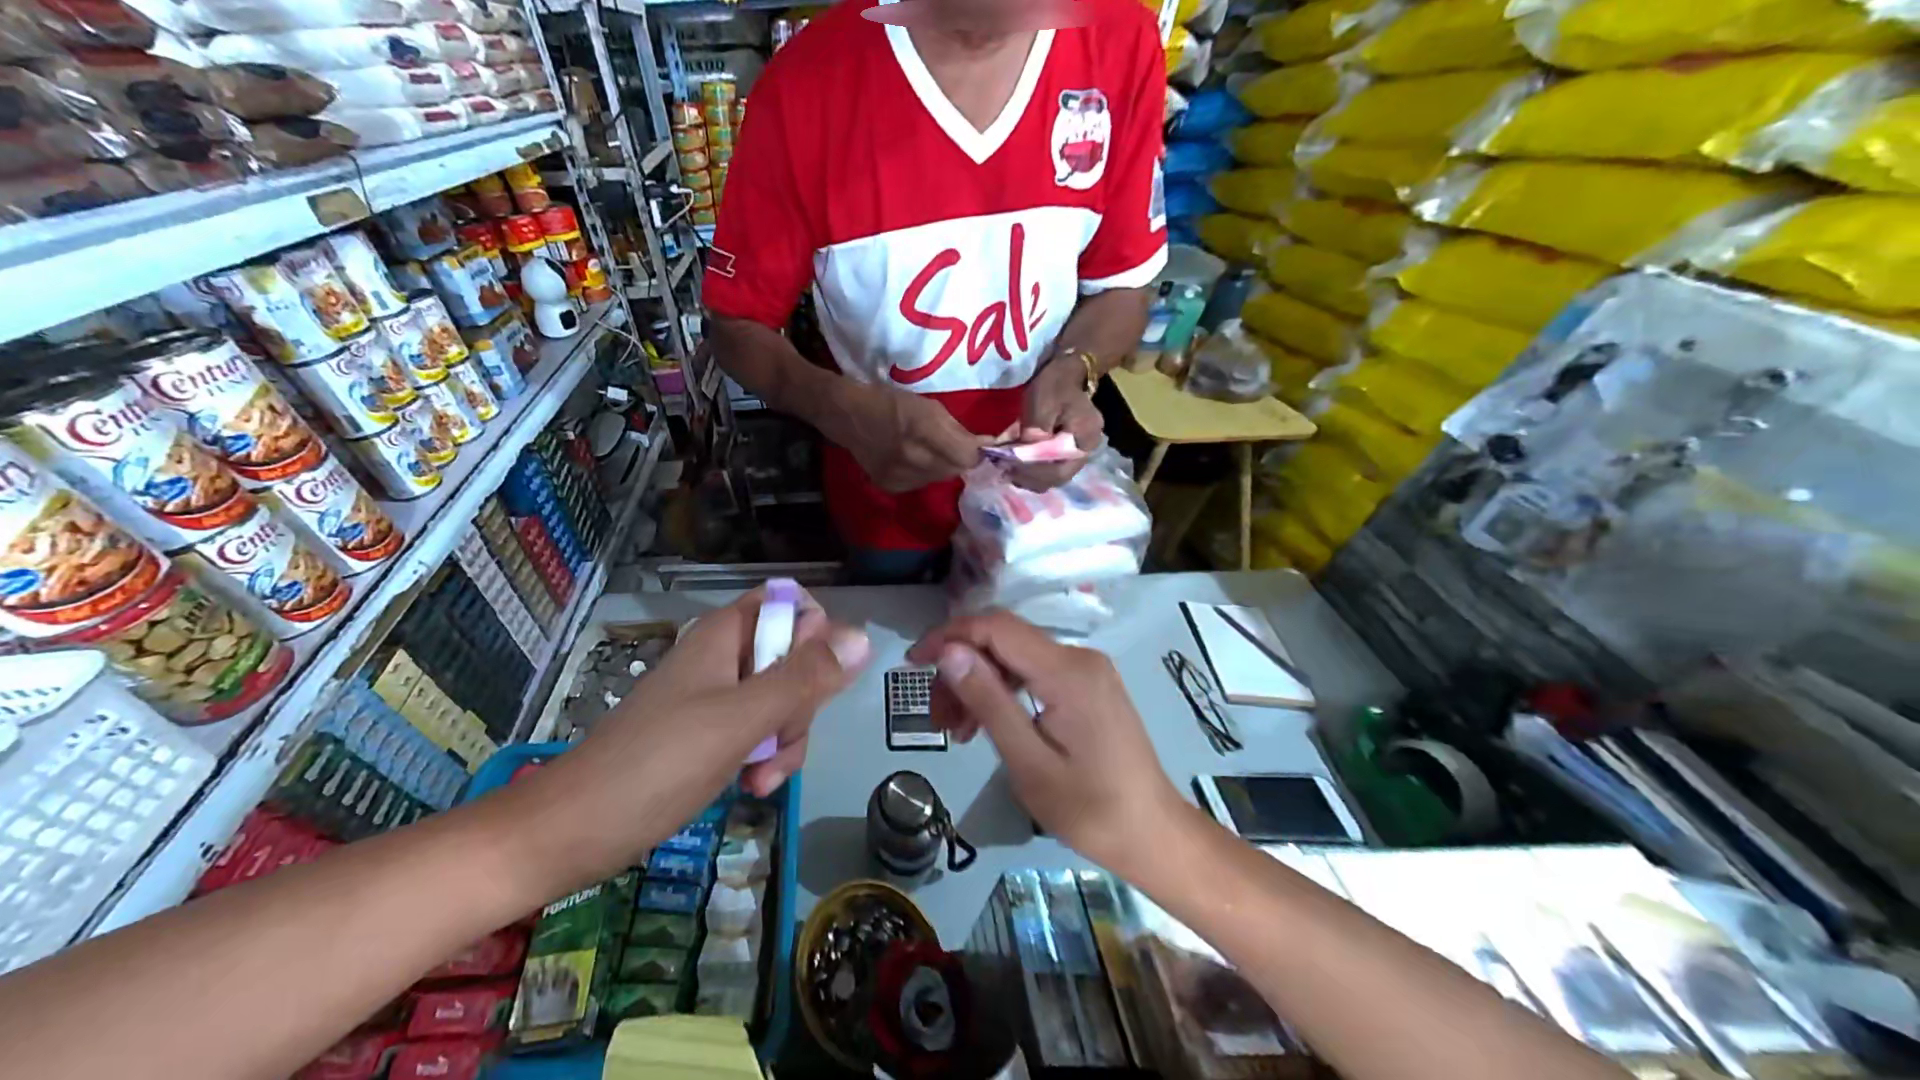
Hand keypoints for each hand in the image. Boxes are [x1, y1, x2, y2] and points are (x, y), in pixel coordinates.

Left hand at [515, 587, 869, 883]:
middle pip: (794, 657)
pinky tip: (752, 786)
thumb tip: (862, 636)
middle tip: (778, 737)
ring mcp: (716, 698)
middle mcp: (723, 658)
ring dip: (786, 739)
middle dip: (802, 701)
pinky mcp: (710, 734)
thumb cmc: (657, 765)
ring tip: (761, 777)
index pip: (789, 604)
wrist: (573, 832)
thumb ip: (804, 678)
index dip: (814, 633)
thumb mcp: (741, 719)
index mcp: (724, 636)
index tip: (814, 677)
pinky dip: (765, 756)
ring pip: (783, 700)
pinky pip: (760, 731)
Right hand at [832, 381, 989, 491]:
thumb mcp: (929, 407)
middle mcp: (914, 458)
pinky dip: (924, 473)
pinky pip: (921, 483)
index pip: (966, 456)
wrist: (849, 416)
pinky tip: (913, 460)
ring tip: (929, 451)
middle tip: (953, 447)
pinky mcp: (891, 487)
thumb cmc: (891, 402)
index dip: (976, 453)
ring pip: (939, 478)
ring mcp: (901, 476)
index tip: (979, 447)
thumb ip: (957, 430)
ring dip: (942, 467)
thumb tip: (984, 446)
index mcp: (924, 430)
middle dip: (960, 459)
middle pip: (955, 470)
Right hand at [906, 611, 1185, 873]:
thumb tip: (949, 652)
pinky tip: (988, 726)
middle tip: (938, 720)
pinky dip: (1004, 694)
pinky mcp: (1088, 686)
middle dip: (961, 670)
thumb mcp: (1028, 761)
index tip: (913, 664)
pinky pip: (1034, 674)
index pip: (996, 627)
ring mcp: (1087, 670)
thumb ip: (989, 701)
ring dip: (980, 685)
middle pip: (1004, 642)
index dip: (949, 635)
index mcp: (1067, 671)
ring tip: (957, 732)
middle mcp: (1079, 657)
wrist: (1152, 833)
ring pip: (1015, 658)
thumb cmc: (1090, 808)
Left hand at [1013, 353, 1102, 490]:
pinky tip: (1017, 464)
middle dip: (1029, 477)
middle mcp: (1086, 452)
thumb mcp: (1043, 403)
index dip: (1033, 473)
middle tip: (1005, 470)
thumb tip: (1021, 456)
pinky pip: (1051, 468)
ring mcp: (1079, 453)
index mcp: (1086, 439)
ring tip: (1008, 468)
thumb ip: (1035, 432)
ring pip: (1053, 476)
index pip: (1059, 470)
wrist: (1067, 372)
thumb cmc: (1055, 385)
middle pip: (1057, 477)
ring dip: (1030, 476)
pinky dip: (1033, 470)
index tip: (1010, 466)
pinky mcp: (1068, 452)